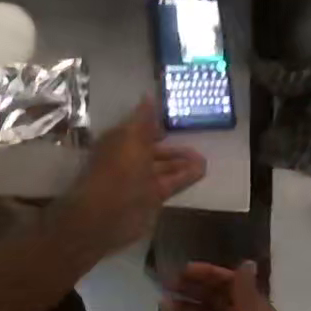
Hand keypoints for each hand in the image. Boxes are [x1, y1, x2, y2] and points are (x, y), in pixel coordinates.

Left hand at [54, 98, 206, 257]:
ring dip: (182, 162)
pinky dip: (185, 176)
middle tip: (196, 139)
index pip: (138, 129)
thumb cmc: (117, 171)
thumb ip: (143, 120)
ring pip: (163, 167)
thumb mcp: (131, 139)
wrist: (106, 215)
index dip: (153, 124)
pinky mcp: (150, 197)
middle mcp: (128, 160)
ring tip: (204, 157)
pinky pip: (170, 183)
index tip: (172, 119)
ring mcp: (139, 180)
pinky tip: (202, 170)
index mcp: (118, 142)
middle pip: (152, 150)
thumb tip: (148, 96)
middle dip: (171, 146)